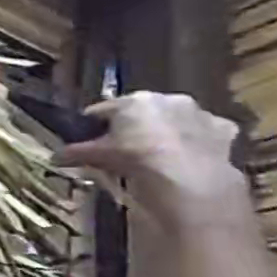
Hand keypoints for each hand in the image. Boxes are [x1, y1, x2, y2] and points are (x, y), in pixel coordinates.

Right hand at [56, 92, 245, 224]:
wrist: (188, 177)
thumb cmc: (136, 158)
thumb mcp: (100, 156)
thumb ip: (77, 153)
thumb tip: (53, 156)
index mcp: (134, 101)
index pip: (103, 110)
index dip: (91, 126)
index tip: (85, 141)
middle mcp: (167, 99)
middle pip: (141, 113)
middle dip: (132, 128)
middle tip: (122, 152)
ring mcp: (198, 113)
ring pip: (175, 121)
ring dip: (166, 134)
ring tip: (157, 157)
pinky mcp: (223, 130)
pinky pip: (205, 134)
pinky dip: (197, 143)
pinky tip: (189, 160)